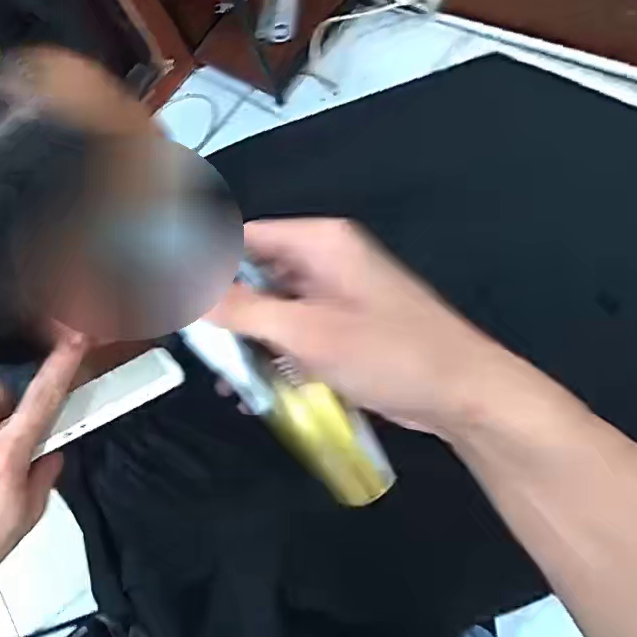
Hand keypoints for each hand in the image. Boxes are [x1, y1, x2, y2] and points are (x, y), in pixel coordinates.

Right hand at [206, 218, 544, 439]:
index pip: (239, 238)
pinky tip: (251, 387)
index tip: (170, 295)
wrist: (466, 398)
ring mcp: (328, 295)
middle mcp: (320, 261)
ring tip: (223, 373)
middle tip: (195, 343)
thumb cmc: (394, 355)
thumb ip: (239, 309)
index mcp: (317, 244)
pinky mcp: (334, 326)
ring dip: (239, 340)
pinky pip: (283, 331)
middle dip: (218, 311)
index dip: (200, 262)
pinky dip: (264, 354)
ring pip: (262, 307)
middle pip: (247, 275)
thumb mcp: (306, 332)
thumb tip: (181, 291)